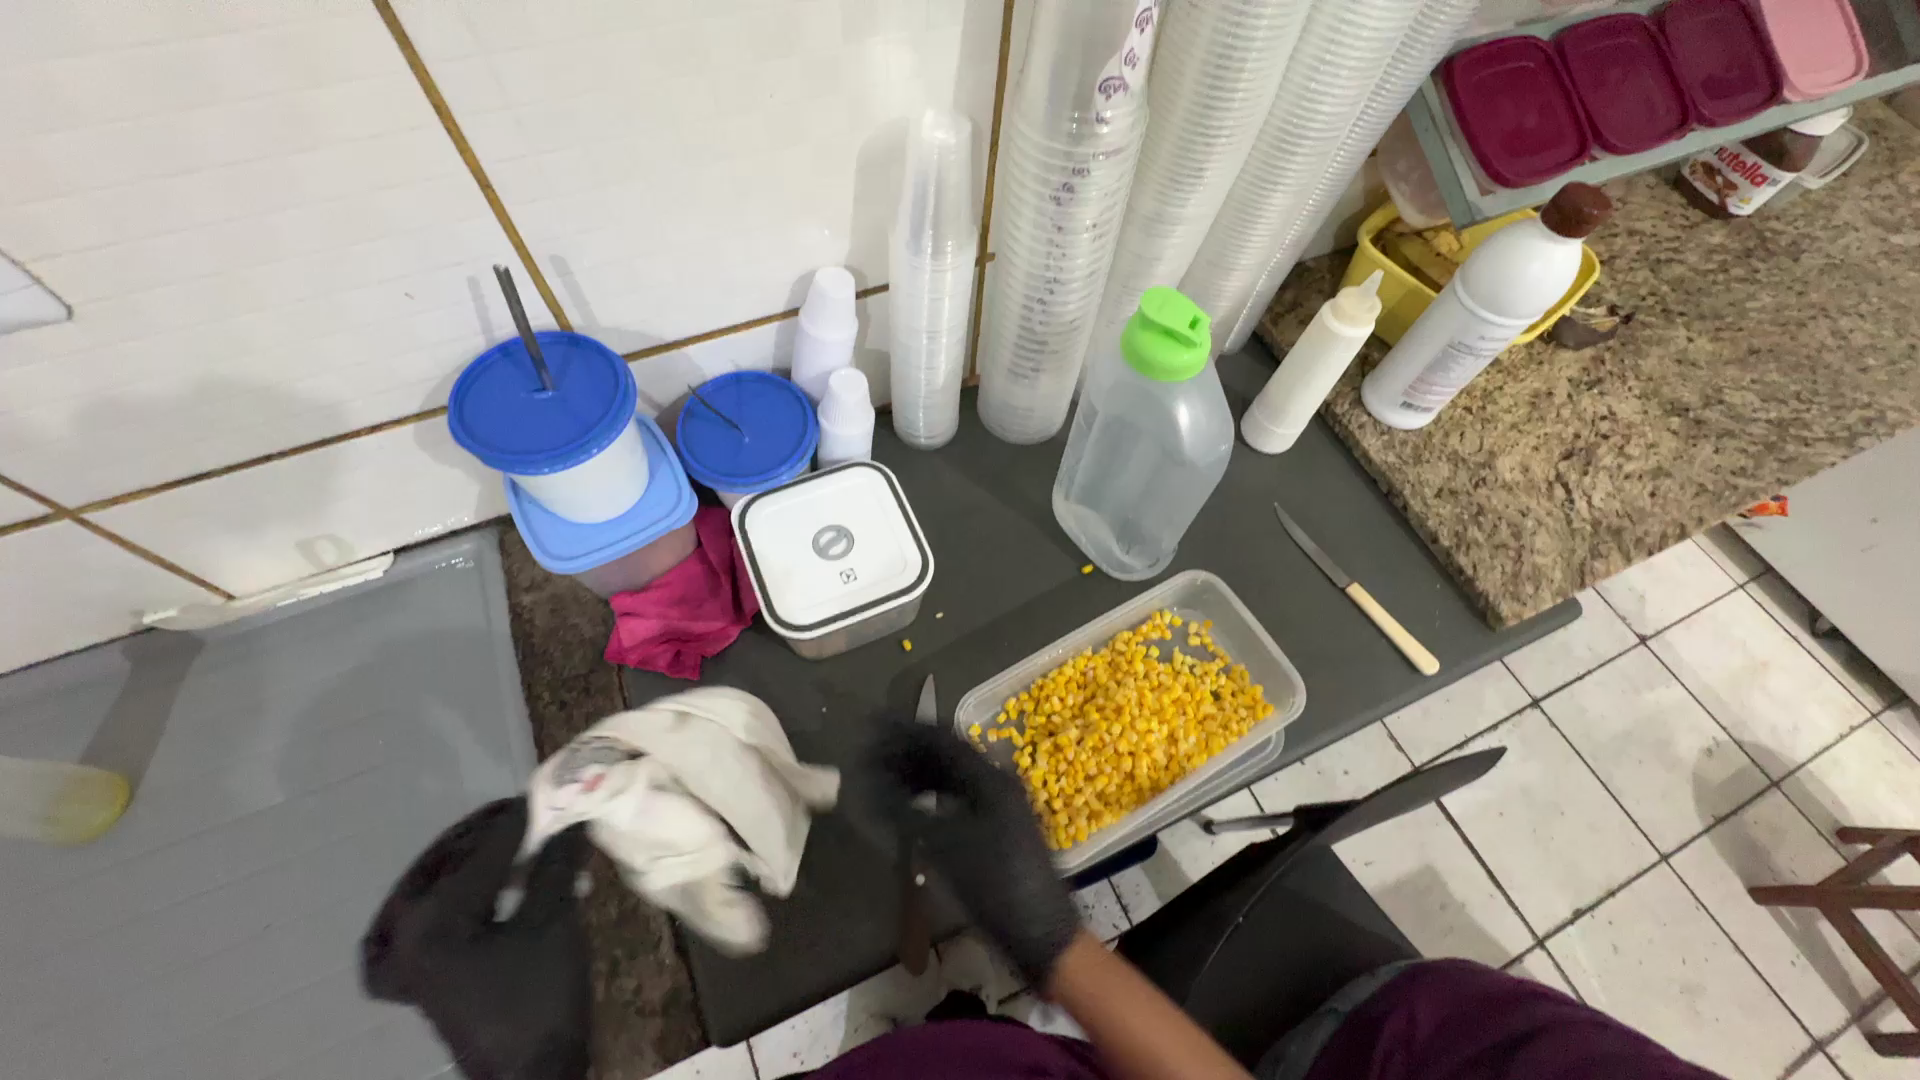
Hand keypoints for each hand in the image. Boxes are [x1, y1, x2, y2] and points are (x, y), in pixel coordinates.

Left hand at [361, 798, 591, 1079]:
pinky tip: (459, 890)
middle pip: (445, 864)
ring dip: (465, 861)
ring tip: (504, 842)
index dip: (521, 817)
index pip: (484, 849)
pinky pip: (412, 925)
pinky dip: (437, 899)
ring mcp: (402, 964)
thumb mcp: (555, 919)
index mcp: (433, 921)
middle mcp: (403, 937)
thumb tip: (569, 815)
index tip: (547, 789)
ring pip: (427, 889)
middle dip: (486, 833)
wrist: (532, 1074)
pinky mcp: (413, 982)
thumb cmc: (541, 995)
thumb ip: (556, 862)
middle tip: (525, 811)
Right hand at [862, 723, 1078, 985]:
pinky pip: (960, 798)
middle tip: (871, 758)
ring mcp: (1002, 805)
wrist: (1042, 933)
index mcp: (989, 777)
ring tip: (882, 781)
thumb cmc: (993, 886)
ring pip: (953, 777)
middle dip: (907, 754)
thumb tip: (866, 786)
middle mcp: (998, 782)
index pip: (940, 739)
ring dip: (919, 776)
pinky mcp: (1001, 828)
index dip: (903, 733)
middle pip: (947, 755)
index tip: (871, 730)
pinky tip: (911, 808)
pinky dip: (932, 798)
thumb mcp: (941, 848)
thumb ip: (901, 812)